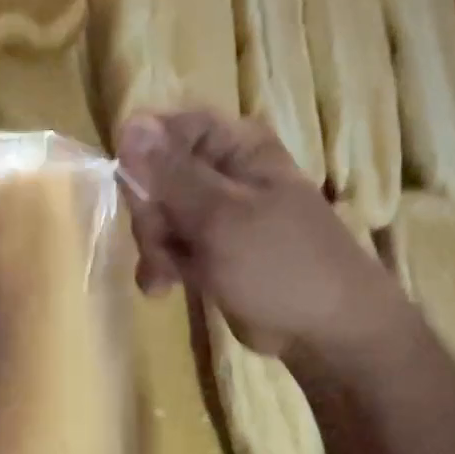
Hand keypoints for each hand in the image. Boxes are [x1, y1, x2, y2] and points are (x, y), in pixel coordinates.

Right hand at [115, 110, 406, 362]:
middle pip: (155, 175)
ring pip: (157, 215)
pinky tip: (163, 289)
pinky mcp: (209, 250)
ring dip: (153, 247)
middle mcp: (223, 172)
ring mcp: (216, 214)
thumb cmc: (281, 264)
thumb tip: (129, 122)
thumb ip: (172, 174)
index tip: (132, 191)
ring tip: (164, 276)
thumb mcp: (221, 216)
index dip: (142, 155)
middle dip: (149, 214)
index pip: (169, 127)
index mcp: (237, 147)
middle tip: (160, 243)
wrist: (325, 331)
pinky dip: (161, 266)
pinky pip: (168, 247)